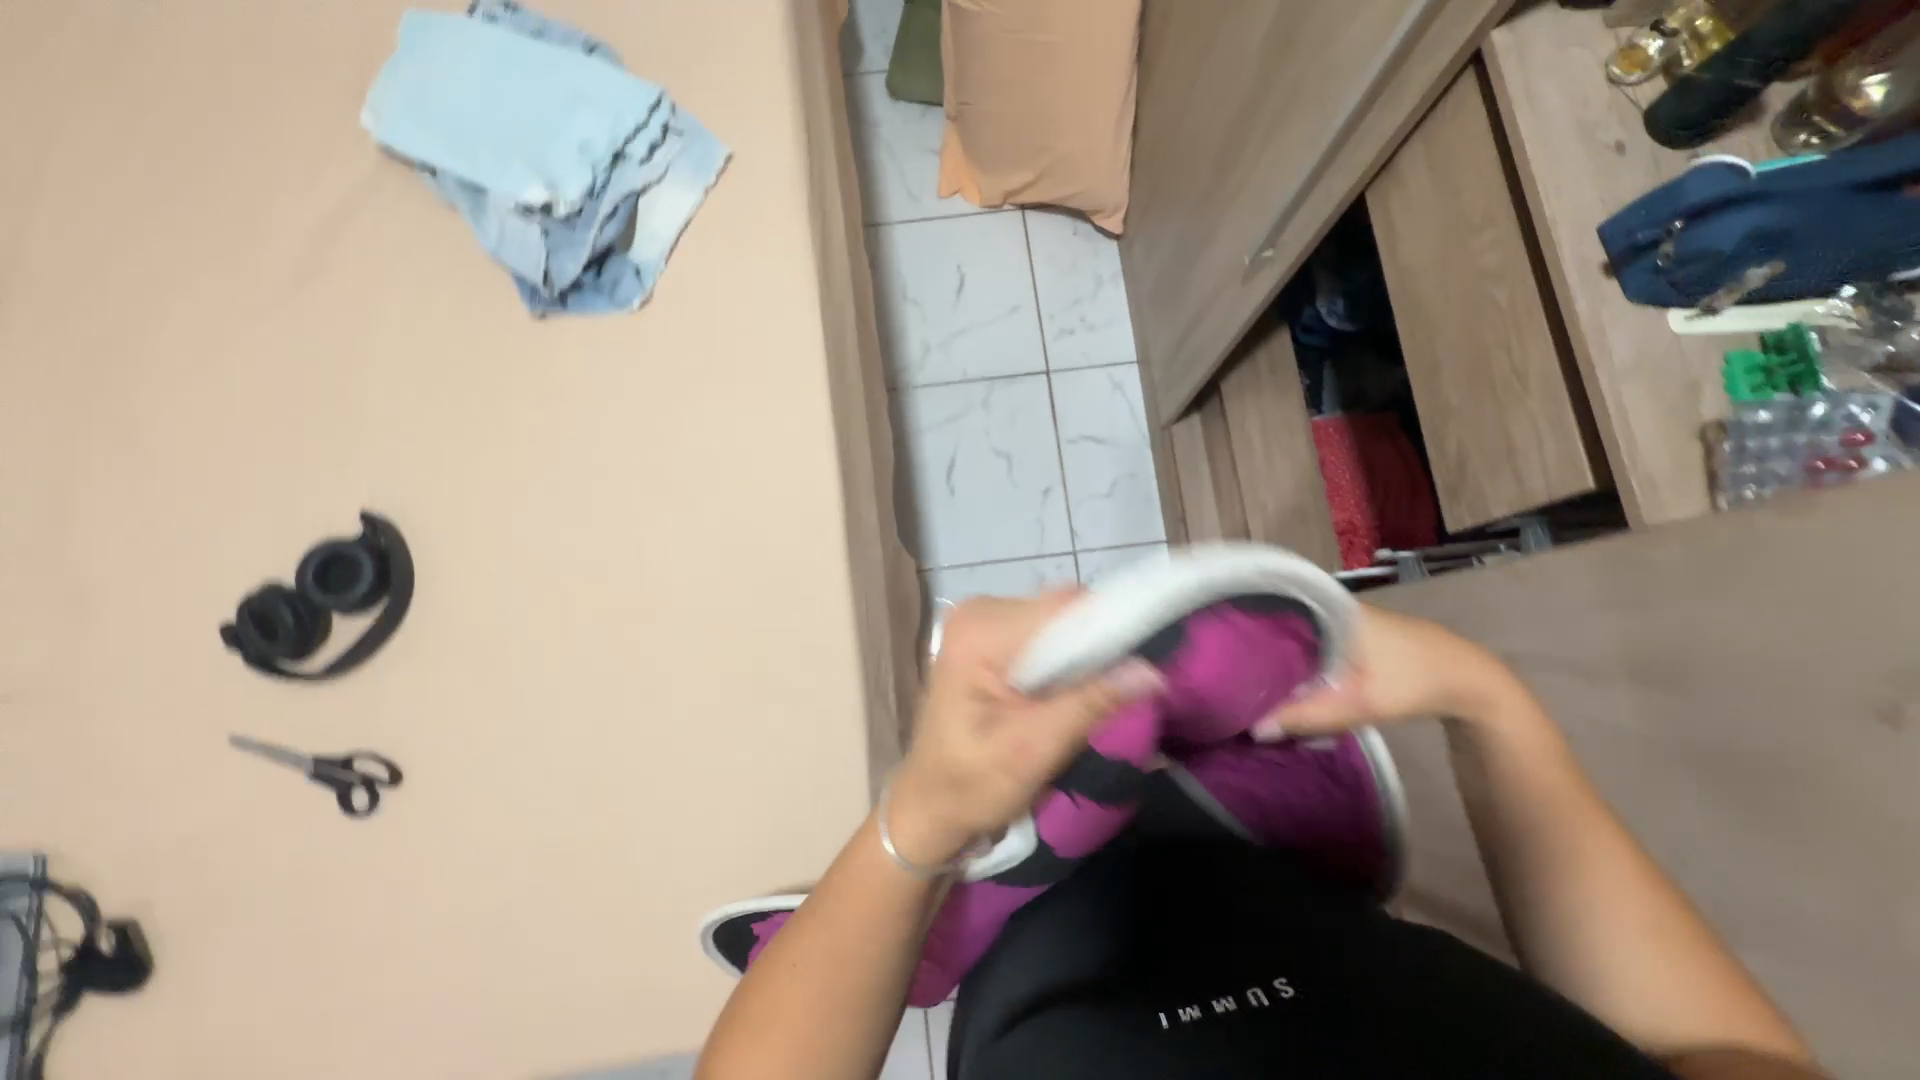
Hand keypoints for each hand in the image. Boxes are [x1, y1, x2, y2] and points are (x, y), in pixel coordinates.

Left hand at [885, 591, 1161, 867]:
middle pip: (1063, 612)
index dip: (1109, 628)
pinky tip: (1064, 695)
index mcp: (979, 632)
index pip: (1064, 608)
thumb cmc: (972, 786)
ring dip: (1082, 658)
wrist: (929, 807)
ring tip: (1089, 699)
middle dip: (1096, 649)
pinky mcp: (990, 638)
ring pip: (1060, 623)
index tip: (1145, 661)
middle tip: (1114, 693)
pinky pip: (1045, 635)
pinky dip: (1064, 662)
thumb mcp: (1035, 749)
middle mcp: (978, 612)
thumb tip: (1151, 670)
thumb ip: (1090, 703)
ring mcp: (982, 622)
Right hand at [1251, 606, 1513, 739]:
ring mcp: (1340, 616)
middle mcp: (1328, 605)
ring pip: (1296, 635)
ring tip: (1249, 680)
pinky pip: (1311, 642)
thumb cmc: (1414, 682)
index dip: (1244, 634)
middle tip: (1230, 676)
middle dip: (1257, 650)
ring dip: (1278, 657)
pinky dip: (1298, 659)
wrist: (1470, 680)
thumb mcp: (1360, 703)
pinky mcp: (1350, 631)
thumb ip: (1307, 716)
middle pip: (1280, 625)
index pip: (1269, 611)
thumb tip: (1253, 728)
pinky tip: (1286, 680)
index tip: (1221, 658)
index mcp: (1327, 607)